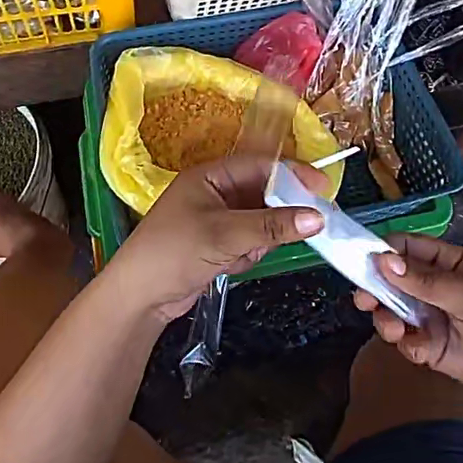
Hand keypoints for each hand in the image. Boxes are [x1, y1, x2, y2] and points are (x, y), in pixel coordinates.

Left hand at [105, 156, 324, 320]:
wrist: (138, 297)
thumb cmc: (173, 253)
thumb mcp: (225, 236)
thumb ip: (272, 226)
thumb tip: (317, 217)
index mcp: (211, 177)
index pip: (261, 165)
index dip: (293, 174)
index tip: (323, 187)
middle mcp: (215, 193)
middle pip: (264, 194)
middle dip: (276, 215)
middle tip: (303, 226)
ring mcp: (217, 220)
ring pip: (261, 222)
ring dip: (259, 240)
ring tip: (240, 255)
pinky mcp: (218, 244)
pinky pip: (250, 242)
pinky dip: (248, 254)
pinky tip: (230, 266)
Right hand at [353, 235, 462, 412]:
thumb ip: (425, 281)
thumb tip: (382, 260)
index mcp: (450, 263)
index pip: (407, 248)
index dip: (382, 252)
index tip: (360, 261)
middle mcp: (436, 287)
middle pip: (392, 280)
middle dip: (375, 288)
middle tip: (363, 300)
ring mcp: (432, 318)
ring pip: (392, 311)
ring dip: (385, 317)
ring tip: (391, 328)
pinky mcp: (432, 348)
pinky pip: (406, 340)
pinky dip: (405, 343)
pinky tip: (417, 349)